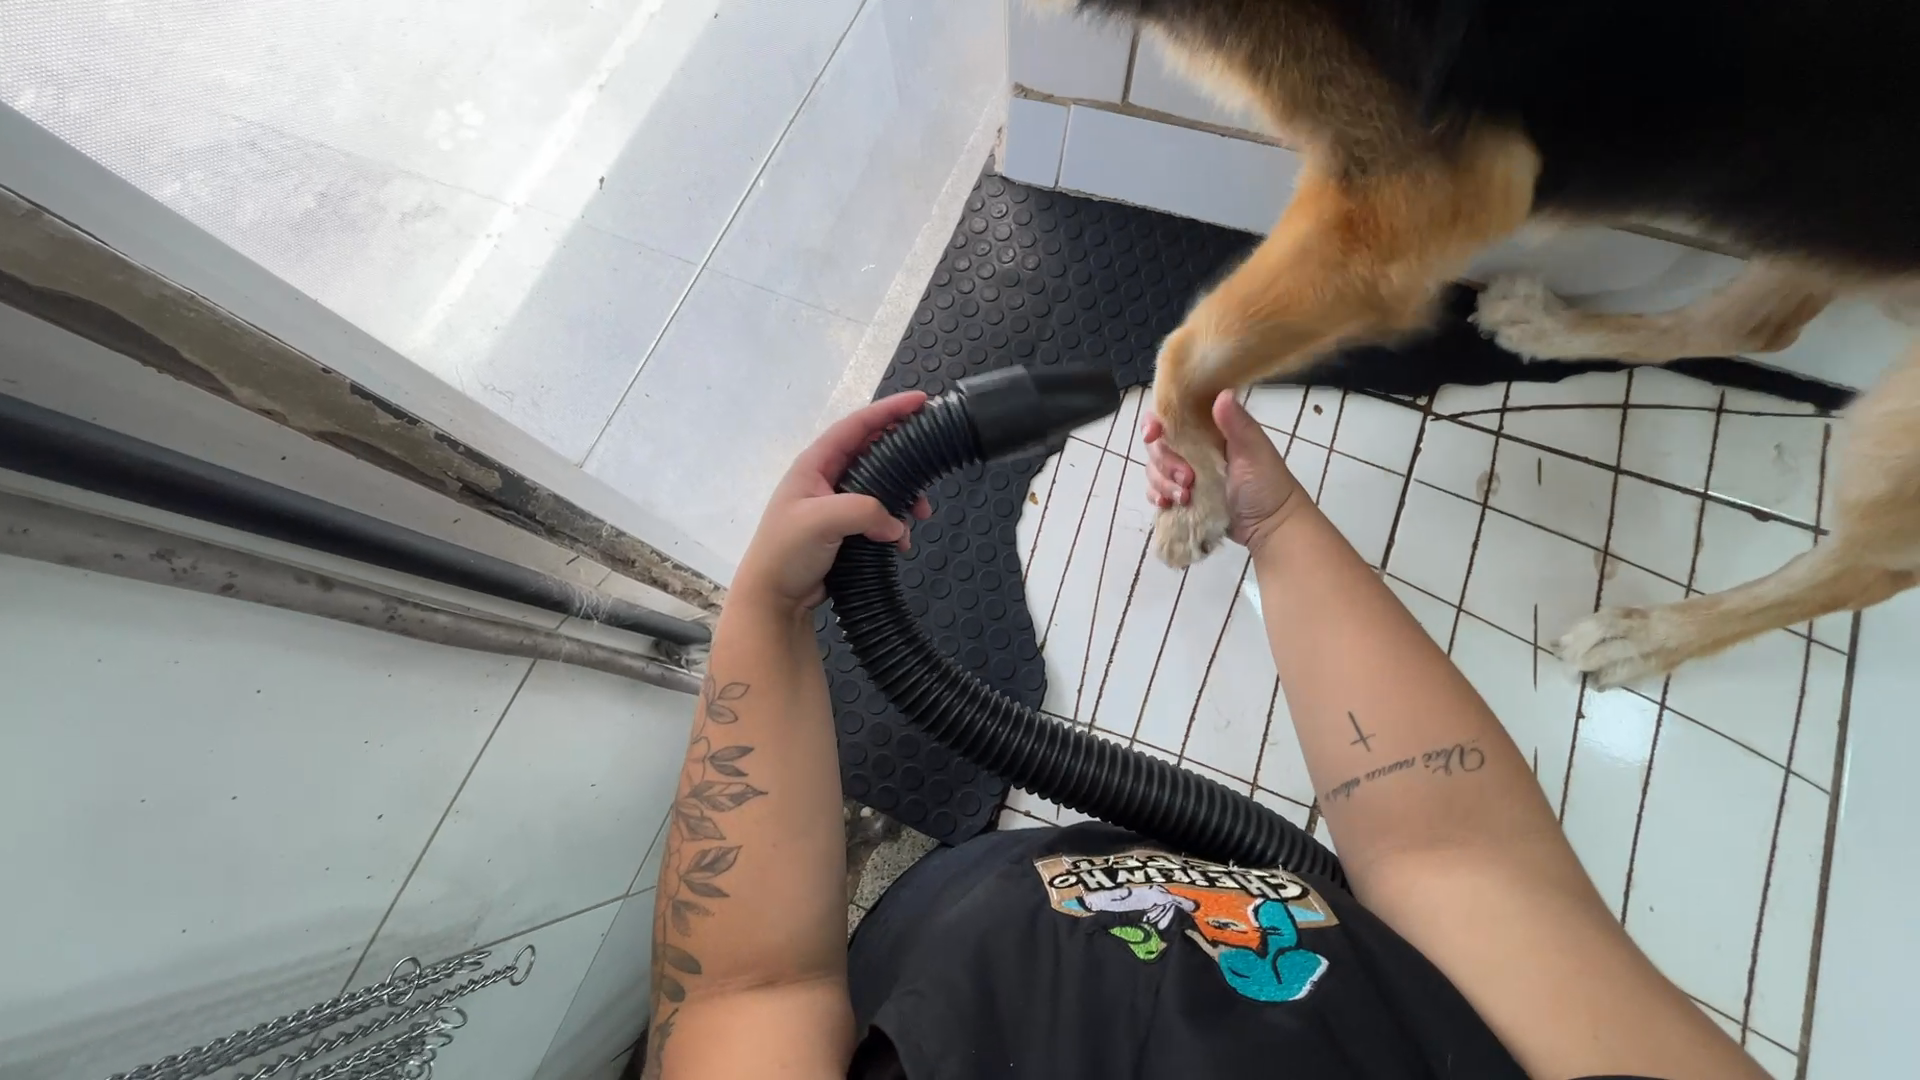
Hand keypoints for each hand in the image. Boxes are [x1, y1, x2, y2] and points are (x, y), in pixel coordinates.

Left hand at [732, 392, 933, 616]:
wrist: (774, 599)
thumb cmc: (787, 552)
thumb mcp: (822, 521)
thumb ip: (864, 510)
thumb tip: (896, 524)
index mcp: (816, 464)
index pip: (857, 425)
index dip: (889, 410)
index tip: (921, 402)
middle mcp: (827, 478)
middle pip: (874, 453)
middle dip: (905, 459)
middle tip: (931, 465)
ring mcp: (837, 504)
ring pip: (882, 487)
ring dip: (904, 498)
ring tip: (920, 515)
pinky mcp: (846, 530)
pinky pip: (880, 517)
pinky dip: (895, 525)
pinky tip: (902, 541)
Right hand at [1143, 390, 1309, 550]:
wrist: (1270, 528)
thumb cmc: (1267, 486)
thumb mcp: (1255, 452)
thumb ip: (1237, 424)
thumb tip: (1223, 394)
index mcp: (1210, 430)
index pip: (1172, 416)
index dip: (1156, 423)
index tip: (1154, 434)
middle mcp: (1194, 449)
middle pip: (1157, 446)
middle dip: (1165, 463)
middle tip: (1188, 479)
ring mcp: (1185, 474)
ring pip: (1154, 470)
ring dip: (1163, 483)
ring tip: (1186, 498)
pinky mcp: (1181, 496)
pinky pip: (1156, 492)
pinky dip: (1158, 497)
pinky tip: (1169, 504)